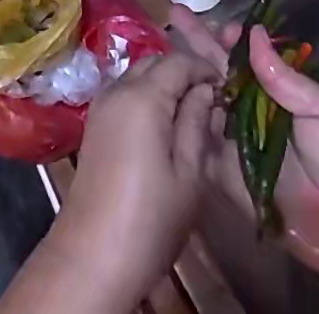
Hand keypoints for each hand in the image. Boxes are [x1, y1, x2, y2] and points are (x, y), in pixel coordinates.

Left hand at [0, 50, 218, 313]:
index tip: (226, 87)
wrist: (91, 257)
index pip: (178, 60)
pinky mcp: (94, 124)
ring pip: (137, 75)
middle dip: (183, 71)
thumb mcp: (188, 173)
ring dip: (163, 82)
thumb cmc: (149, 218)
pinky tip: (162, 123)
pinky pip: (124, 93)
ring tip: (190, 110)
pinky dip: (145, 95)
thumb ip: (197, 122)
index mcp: (143, 97)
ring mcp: (101, 106)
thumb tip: (205, 90)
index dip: (205, 67)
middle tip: (210, 97)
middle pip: (155, 62)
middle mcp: (118, 90)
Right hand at [169, 9, 318, 290]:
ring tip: (161, 53)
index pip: (248, 60)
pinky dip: (181, 126)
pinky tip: (161, 103)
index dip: (230, 40)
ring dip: (183, 80)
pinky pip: (200, 149)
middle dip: (197, 46)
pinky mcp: (227, 178)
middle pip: (220, 76)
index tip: (217, 24)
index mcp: (283, 94)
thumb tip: (253, 33)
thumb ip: (285, 78)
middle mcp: (256, 115)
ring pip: (204, 106)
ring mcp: (239, 145)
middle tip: (174, 16)